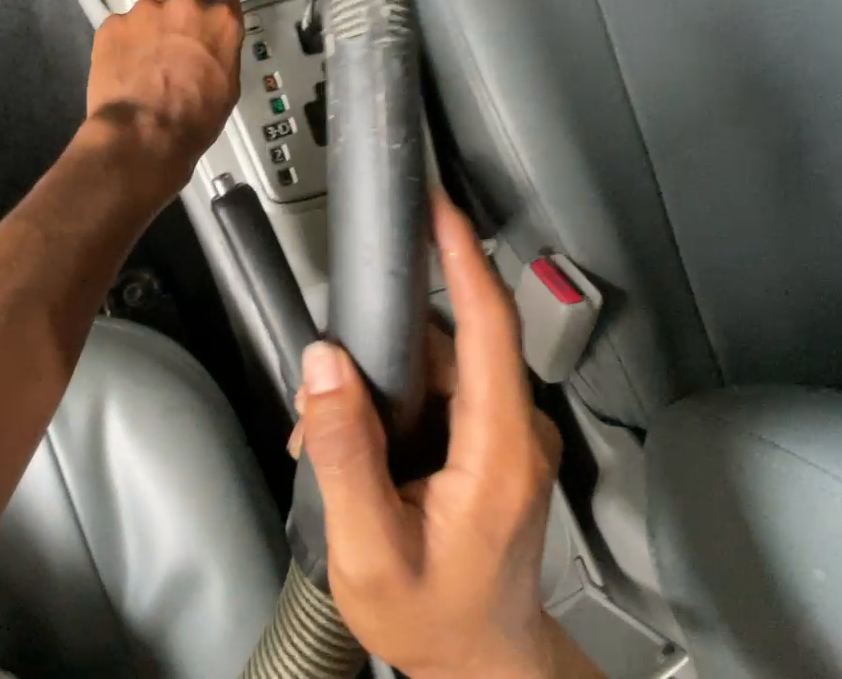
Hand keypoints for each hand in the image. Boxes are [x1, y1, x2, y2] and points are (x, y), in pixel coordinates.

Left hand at [82, 0, 242, 197]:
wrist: (143, 134)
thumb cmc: (193, 120)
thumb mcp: (227, 86)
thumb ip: (219, 51)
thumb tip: (208, 47)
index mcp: (221, 22)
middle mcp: (185, 7)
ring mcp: (145, 12)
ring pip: (149, 12)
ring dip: (149, 30)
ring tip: (144, 65)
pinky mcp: (112, 25)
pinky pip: (121, 30)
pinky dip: (124, 46)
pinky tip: (125, 71)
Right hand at [294, 190, 603, 678]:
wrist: (484, 663)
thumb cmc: (436, 620)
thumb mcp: (370, 551)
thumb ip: (343, 453)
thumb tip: (324, 365)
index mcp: (499, 451)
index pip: (489, 326)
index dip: (462, 257)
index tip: (436, 208)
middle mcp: (516, 433)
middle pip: (453, 341)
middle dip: (385, 344)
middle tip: (329, 379)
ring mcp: (508, 438)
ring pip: (442, 368)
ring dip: (383, 384)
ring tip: (330, 432)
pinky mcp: (492, 445)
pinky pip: (443, 394)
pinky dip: (397, 404)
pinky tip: (360, 444)